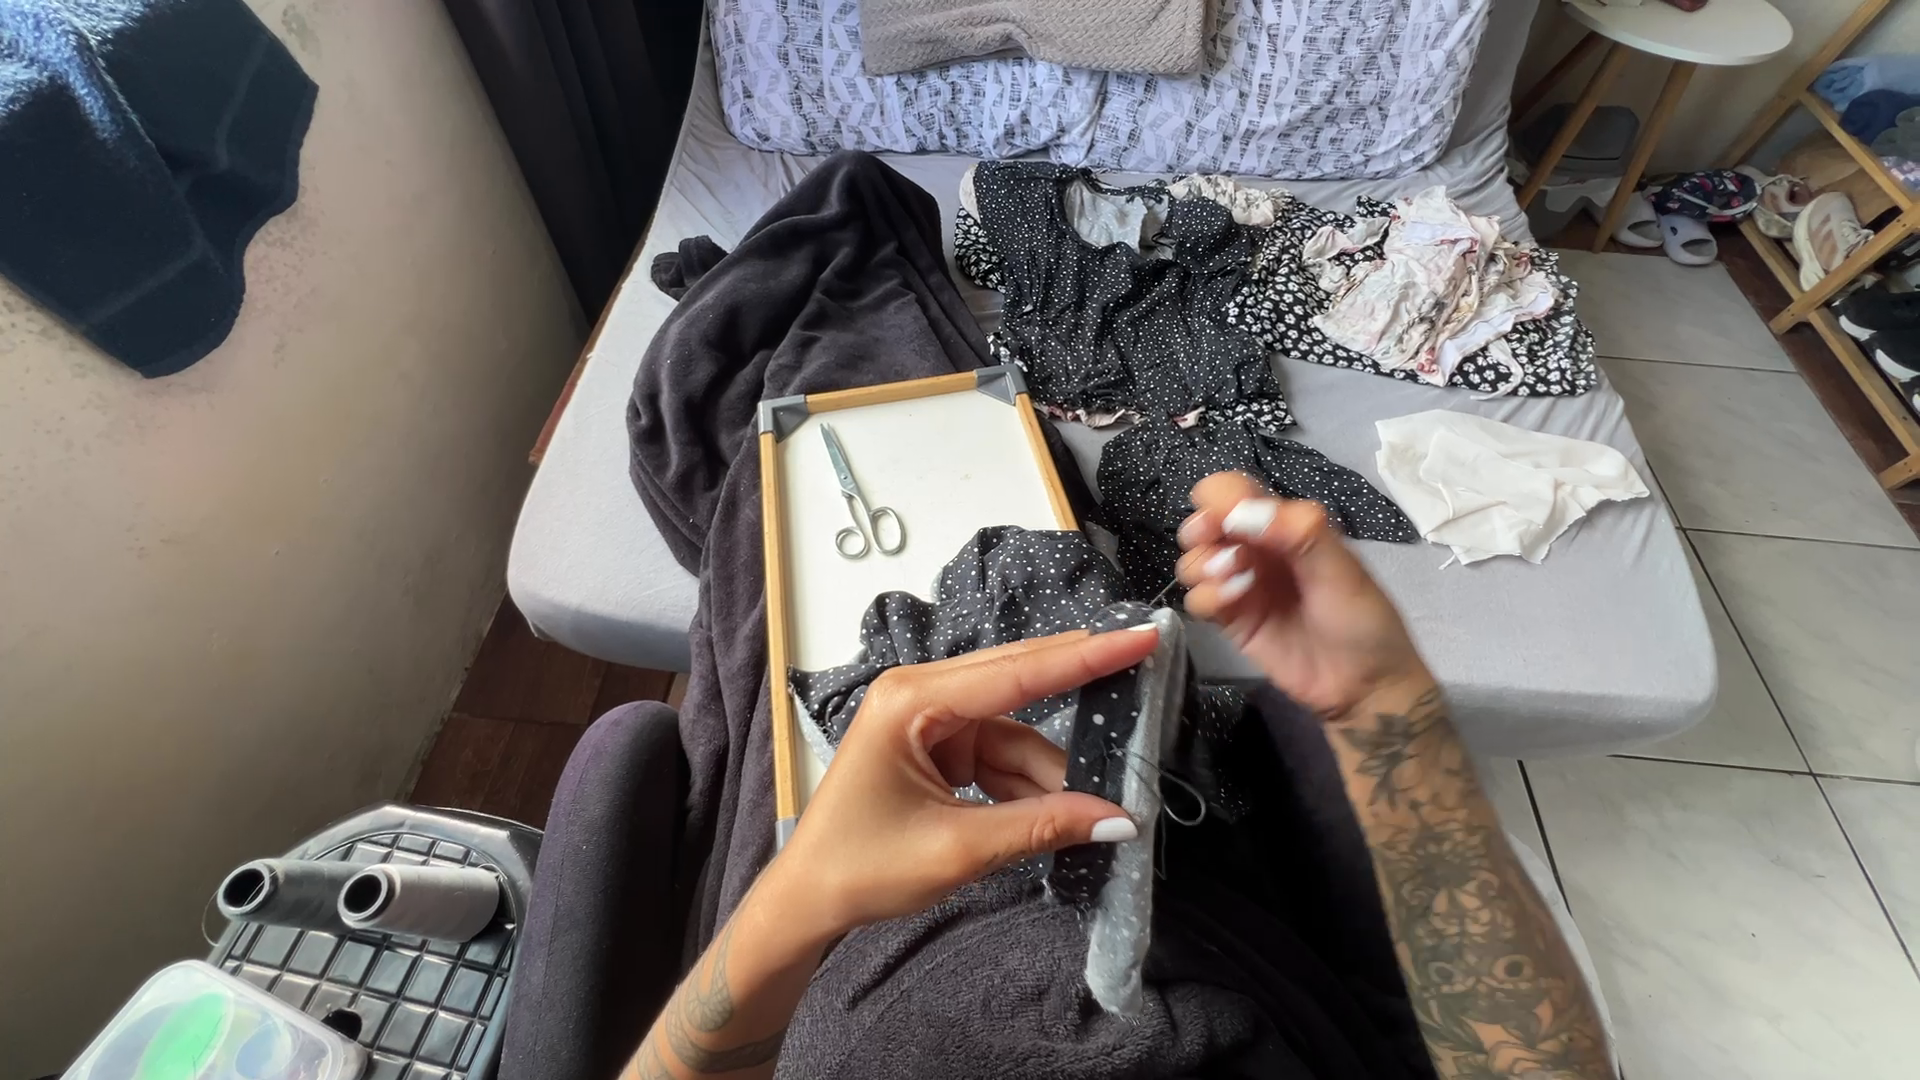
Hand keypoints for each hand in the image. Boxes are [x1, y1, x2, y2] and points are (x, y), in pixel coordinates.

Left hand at [768, 628, 1159, 942]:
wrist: (808, 897)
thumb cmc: (861, 866)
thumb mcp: (956, 849)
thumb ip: (1040, 826)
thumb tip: (1118, 818)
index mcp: (912, 699)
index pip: (1015, 672)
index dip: (1085, 656)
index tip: (1139, 636)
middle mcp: (922, 693)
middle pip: (1018, 682)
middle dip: (1080, 685)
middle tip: (1144, 669)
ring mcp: (932, 718)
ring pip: (1016, 731)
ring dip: (1054, 771)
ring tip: (1102, 806)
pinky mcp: (940, 744)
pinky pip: (1000, 754)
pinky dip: (1030, 784)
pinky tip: (1061, 812)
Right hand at [1175, 472, 1431, 717]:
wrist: (1363, 687)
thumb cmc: (1364, 621)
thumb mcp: (1344, 572)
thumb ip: (1302, 535)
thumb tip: (1249, 512)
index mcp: (1285, 527)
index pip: (1237, 492)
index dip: (1221, 497)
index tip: (1227, 519)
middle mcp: (1255, 550)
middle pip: (1204, 522)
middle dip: (1202, 530)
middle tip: (1220, 551)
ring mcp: (1238, 584)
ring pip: (1193, 559)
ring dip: (1202, 565)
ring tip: (1233, 583)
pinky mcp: (1228, 618)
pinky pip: (1196, 598)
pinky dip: (1205, 597)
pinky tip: (1229, 606)